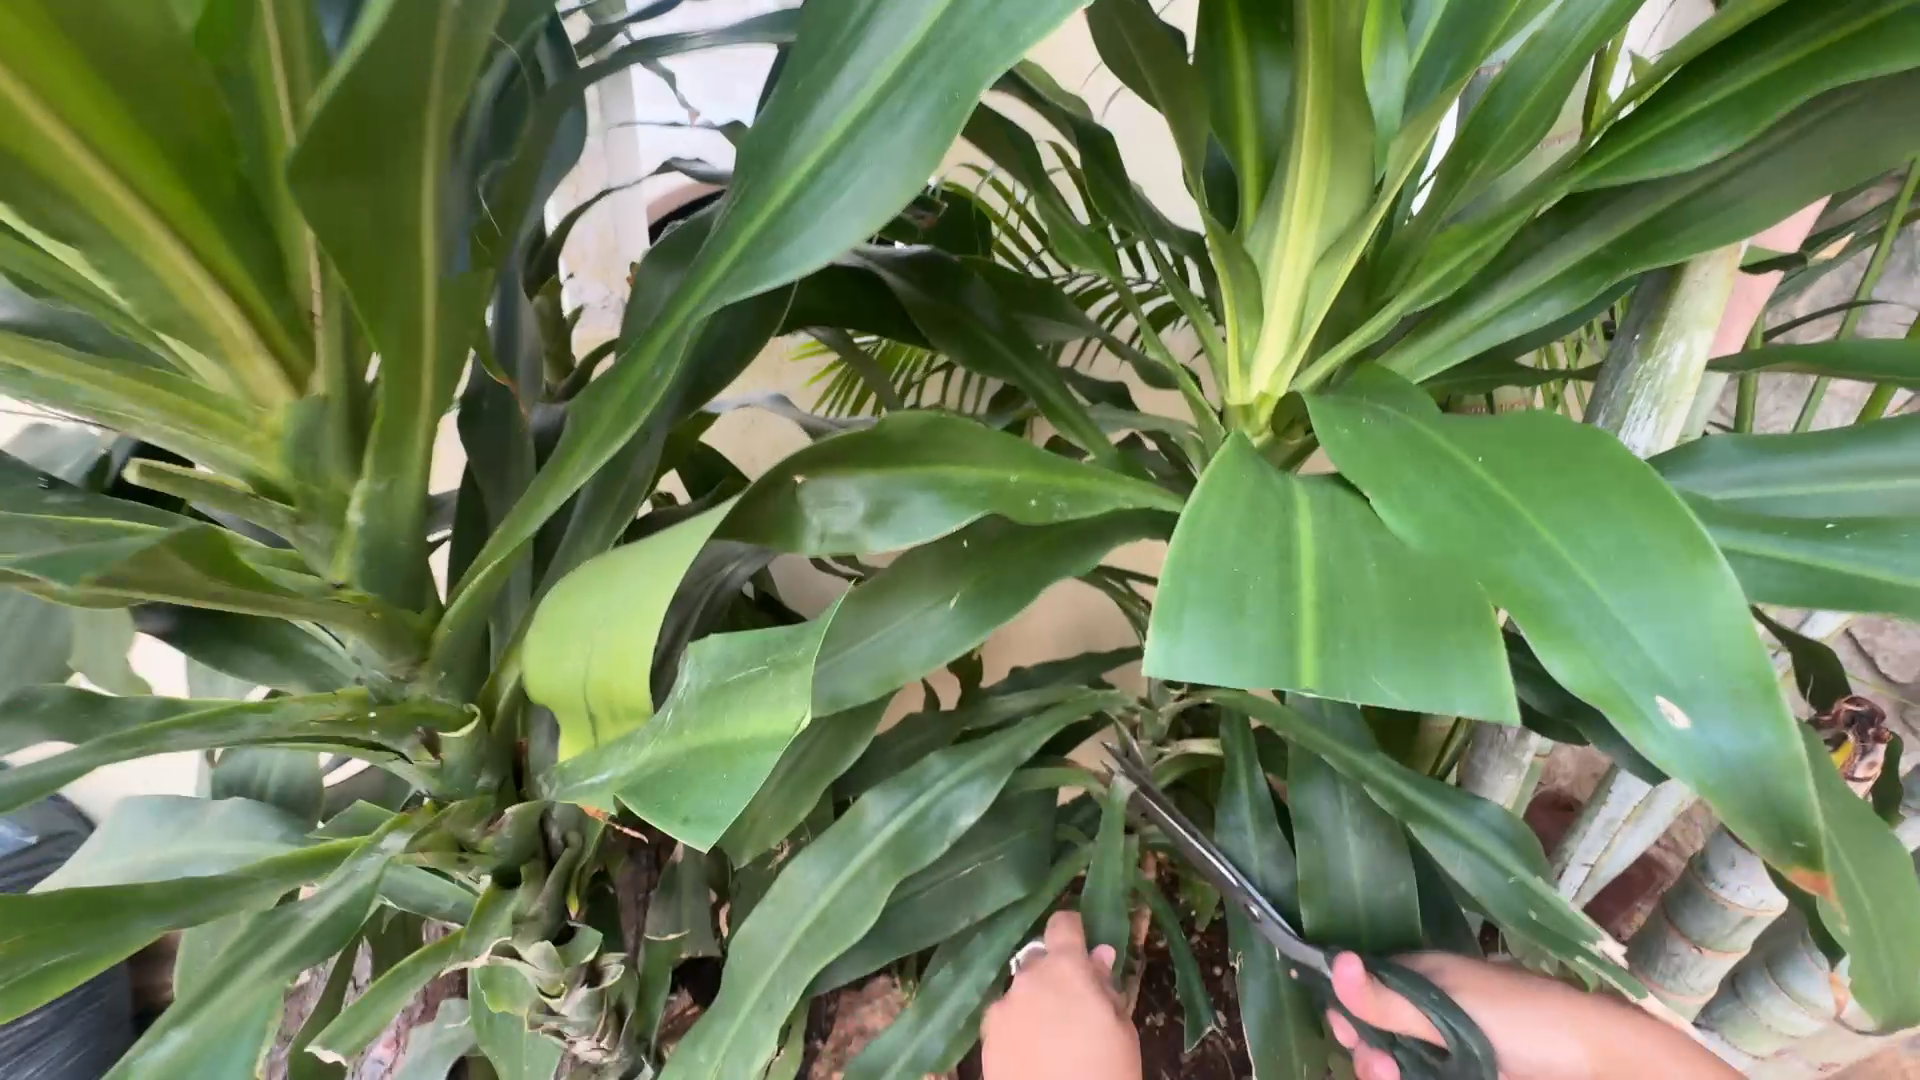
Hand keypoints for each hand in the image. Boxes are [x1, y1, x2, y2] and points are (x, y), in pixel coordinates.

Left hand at [982, 911, 1141, 1079]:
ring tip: (1052, 1039)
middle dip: (1055, 975)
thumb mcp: (1123, 1033)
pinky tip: (1031, 1055)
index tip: (1082, 945)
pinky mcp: (986, 1036)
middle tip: (1073, 1009)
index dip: (1072, 931)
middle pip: (1040, 959)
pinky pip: (1004, 1018)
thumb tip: (1099, 957)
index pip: (1062, 923)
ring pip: (1021, 991)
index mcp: (1066, 968)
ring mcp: (1003, 1005)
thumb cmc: (1106, 1076)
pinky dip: (1016, 1028)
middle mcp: (1028, 976)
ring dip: (1034, 1002)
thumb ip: (1106, 989)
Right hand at [1327, 952, 1739, 1079]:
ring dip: (1386, 1073)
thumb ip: (1388, 996)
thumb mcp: (1450, 1006)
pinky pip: (1428, 1076)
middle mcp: (1430, 1012)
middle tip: (1380, 1068)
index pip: (1363, 991)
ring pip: (1401, 1064)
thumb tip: (1331, 962)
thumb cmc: (1525, 1022)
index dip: (1348, 1012)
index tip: (1349, 1035)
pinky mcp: (1471, 1077)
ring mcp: (1452, 1051)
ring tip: (1393, 1077)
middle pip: (1377, 1033)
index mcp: (1420, 979)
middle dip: (1367, 1054)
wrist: (1608, 1067)